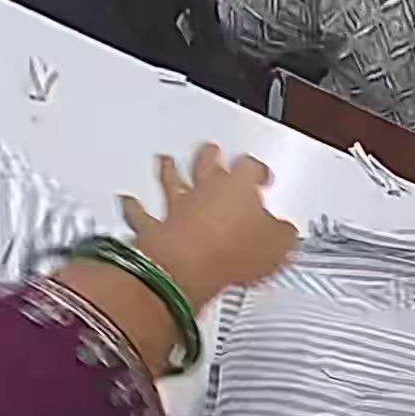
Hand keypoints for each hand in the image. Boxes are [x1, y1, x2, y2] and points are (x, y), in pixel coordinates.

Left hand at [119, 143, 299, 307]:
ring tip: (167, 160)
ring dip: (169, 169)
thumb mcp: (279, 246)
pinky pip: (141, 213)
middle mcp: (205, 189)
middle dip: (211, 154)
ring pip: (172, 179)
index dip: (259, 170)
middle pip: (207, 161)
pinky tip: (127, 201)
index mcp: (240, 187)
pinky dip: (133, 207)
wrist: (193, 266)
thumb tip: (287, 233)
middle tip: (212, 149)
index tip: (263, 174)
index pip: (252, 168)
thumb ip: (283, 235)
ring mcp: (178, 206)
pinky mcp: (157, 227)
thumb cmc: (234, 252)